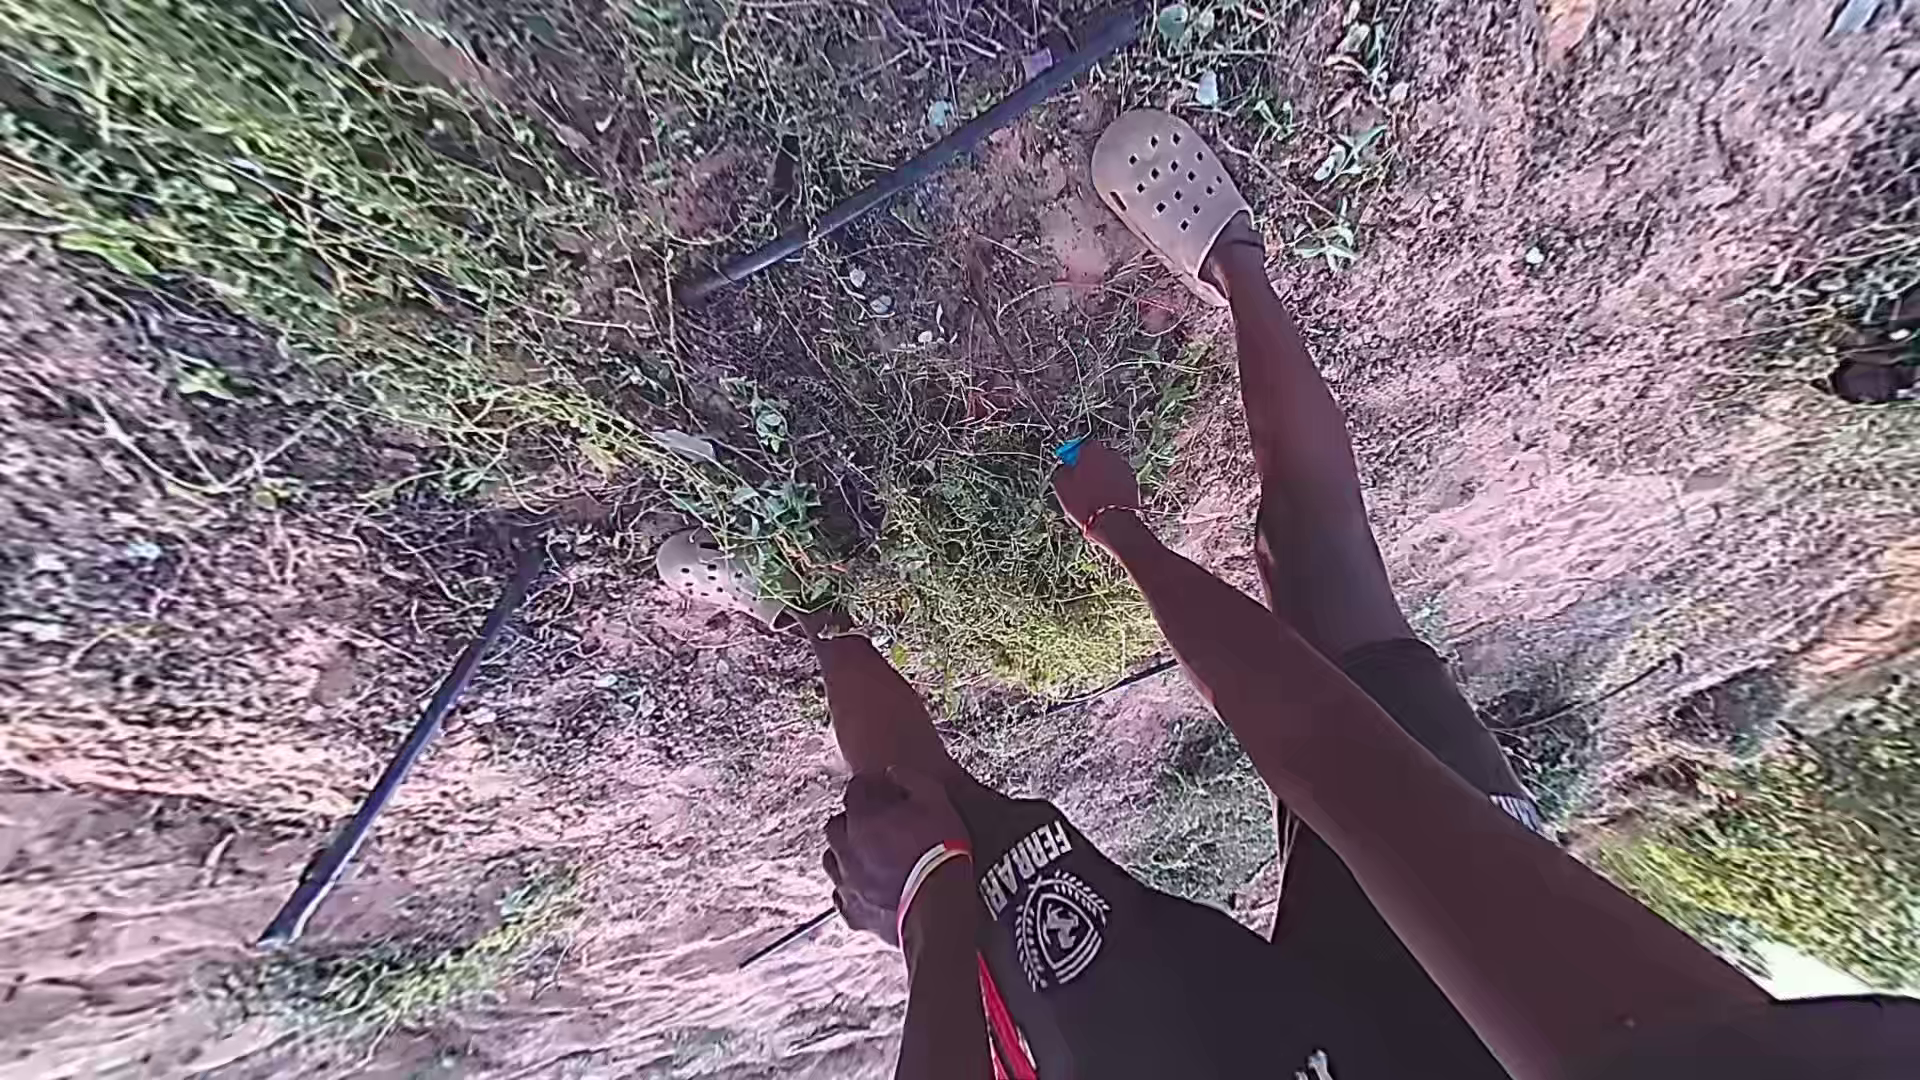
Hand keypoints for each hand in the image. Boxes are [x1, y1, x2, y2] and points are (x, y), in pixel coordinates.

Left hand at [824, 767, 970, 945]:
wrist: (941, 905)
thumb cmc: (939, 851)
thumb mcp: (935, 799)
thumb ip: (911, 779)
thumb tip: (893, 773)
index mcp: (864, 818)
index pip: (853, 791)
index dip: (865, 786)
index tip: (875, 788)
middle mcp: (847, 849)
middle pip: (835, 825)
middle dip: (849, 819)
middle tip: (870, 820)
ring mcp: (848, 883)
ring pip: (832, 860)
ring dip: (845, 852)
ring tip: (866, 852)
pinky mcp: (854, 913)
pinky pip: (841, 895)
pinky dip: (851, 888)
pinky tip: (867, 884)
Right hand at [1051, 439, 1141, 535]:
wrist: (1112, 521)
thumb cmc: (1085, 502)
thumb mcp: (1061, 485)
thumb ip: (1062, 470)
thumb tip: (1064, 468)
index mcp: (1092, 450)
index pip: (1081, 446)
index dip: (1074, 457)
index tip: (1069, 466)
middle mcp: (1111, 454)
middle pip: (1097, 457)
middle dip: (1090, 466)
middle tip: (1080, 483)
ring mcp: (1124, 468)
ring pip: (1109, 469)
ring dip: (1102, 477)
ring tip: (1092, 495)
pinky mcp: (1133, 482)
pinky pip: (1118, 481)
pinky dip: (1112, 487)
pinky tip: (1104, 501)